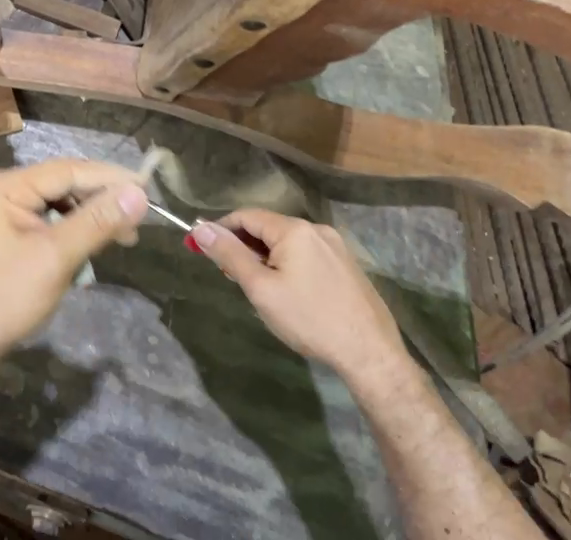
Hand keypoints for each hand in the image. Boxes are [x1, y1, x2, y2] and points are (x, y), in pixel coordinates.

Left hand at [0, 159, 148, 361]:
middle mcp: (6, 189)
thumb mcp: (57, 256)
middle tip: (140, 219)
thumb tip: (139, 194)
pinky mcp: (15, 231)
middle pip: (65, 183)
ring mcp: (9, 210)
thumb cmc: (9, 296)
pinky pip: (54, 219)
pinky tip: (98, 243)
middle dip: (103, 199)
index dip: (110, 178)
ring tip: (125, 236)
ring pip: (63, 201)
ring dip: (94, 215)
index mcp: (7, 186)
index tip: (149, 188)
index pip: (67, 170)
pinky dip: (78, 229)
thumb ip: (98, 222)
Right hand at [188, 210, 413, 393]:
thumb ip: (229, 255)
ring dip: (265, 258)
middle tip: (231, 277)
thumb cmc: (309, 319)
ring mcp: (336, 248)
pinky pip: (306, 256)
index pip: (246, 216)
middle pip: (267, 228)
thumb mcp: (260, 288)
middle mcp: (317, 230)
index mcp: (294, 230)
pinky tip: (288, 294)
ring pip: (287, 243)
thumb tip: (200, 228)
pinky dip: (287, 265)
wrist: (371, 354)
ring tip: (258, 289)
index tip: (201, 249)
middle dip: (243, 247)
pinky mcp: (347, 267)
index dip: (220, 230)